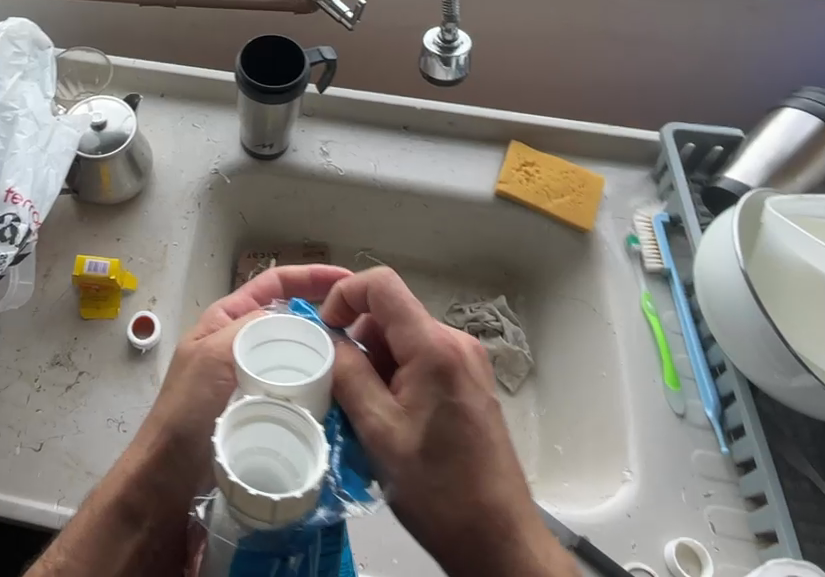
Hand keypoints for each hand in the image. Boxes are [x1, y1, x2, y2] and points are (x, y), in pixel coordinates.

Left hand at [27, 264, 352, 576]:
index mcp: (227, 321)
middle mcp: (243, 345)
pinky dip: (322, 393)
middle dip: (325, 320)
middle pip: (293, 321)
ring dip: (327, 359)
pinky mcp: (267, 414)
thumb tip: (294, 317)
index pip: (274, 285)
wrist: (171, 480)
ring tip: (361, 365)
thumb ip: (249, 328)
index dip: (310, 276)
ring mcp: (256, 381)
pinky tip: (344, 399)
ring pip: (299, 358)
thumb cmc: (185, 411)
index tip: (348, 281)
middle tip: (362, 331)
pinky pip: (300, 394)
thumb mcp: (212, 354)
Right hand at [322, 267, 574, 576]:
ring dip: (376, 362)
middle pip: (391, 313)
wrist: (498, 540)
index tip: (325, 331)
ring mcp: (467, 362)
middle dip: (358, 340)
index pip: (382, 285)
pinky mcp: (470, 382)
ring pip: (403, 337)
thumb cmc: (438, 490)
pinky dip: (396, 374)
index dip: (345, 296)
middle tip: (342, 386)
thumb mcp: (378, 432)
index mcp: (434, 348)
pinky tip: (391, 418)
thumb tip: (327, 338)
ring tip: (367, 411)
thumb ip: (348, 374)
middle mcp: (456, 343)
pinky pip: (421, 357)